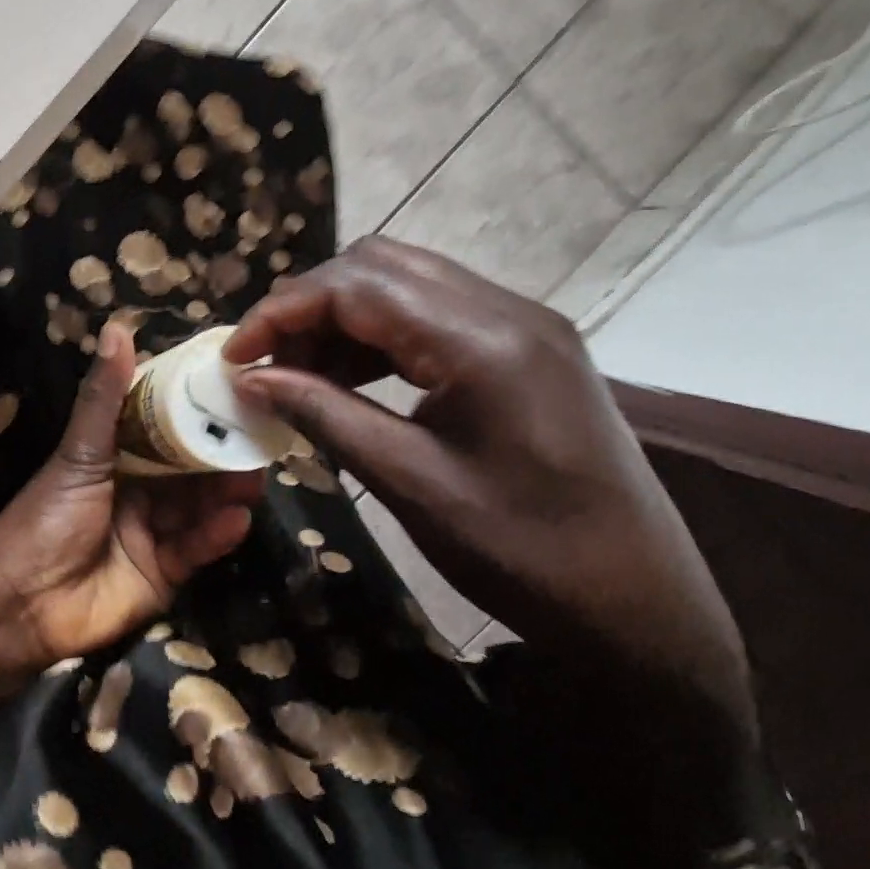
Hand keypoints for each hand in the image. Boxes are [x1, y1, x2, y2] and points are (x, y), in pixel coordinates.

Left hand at [0, 321, 259, 669]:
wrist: (22, 605)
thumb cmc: (43, 522)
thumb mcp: (76, 456)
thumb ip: (102, 399)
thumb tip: (118, 328)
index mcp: (113, 460)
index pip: (163, 428)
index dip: (194, 410)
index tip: (232, 386)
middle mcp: (137, 492)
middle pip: (189, 469)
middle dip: (220, 454)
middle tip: (258, 434)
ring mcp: (153, 534)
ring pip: (199, 507)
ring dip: (225, 493)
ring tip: (252, 477)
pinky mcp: (164, 573)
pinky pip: (195, 548)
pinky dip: (215, 534)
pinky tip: (236, 518)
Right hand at [223, 237, 754, 734]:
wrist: (636, 602)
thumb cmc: (520, 551)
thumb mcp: (407, 481)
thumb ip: (323, 414)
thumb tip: (249, 379)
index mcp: (484, 341)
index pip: (356, 285)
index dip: (280, 312)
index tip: (233, 358)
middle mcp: (508, 311)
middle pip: (379, 266)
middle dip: (306, 306)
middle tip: (264, 365)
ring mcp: (523, 327)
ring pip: (403, 285)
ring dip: (338, 319)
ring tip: (298, 377)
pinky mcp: (525, 351)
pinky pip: (431, 316)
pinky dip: (375, 337)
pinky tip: (347, 382)